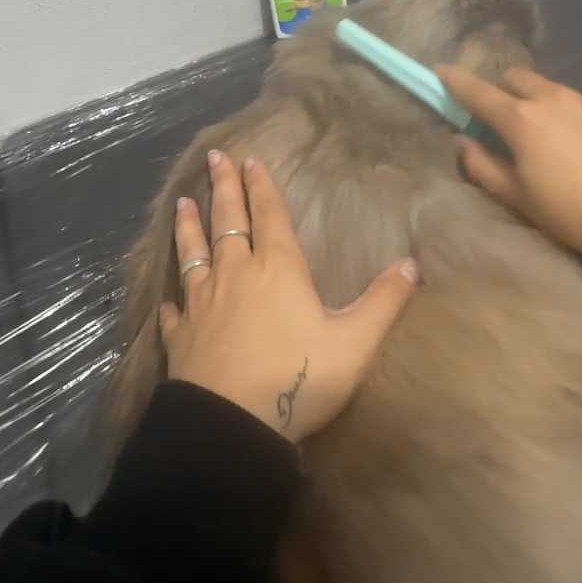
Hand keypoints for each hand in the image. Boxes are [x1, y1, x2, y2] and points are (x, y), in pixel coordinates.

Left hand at [161, 150, 419, 441]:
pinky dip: (172, 299)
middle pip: (228, 221)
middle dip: (223, 187)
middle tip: (213, 158)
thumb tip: (413, 263)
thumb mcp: (355, 342)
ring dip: (188, 226)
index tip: (250, 158)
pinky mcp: (179, 336)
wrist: (232, 424)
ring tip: (182, 202)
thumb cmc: (297, 377)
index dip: (262, 186)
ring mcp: (201, 303)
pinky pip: (173, 309)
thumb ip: (383, 302)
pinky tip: (168, 298)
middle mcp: (235, 274)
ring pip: (192, 254)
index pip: (269, 215)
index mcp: (277, 268)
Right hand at [438, 66, 581, 269]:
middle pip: (513, 78)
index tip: (439, 71)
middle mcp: (551, 97)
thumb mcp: (518, 198)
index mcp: (521, 119)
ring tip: (540, 135)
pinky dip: (561, 111)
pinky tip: (573, 142)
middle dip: (498, 91)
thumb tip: (463, 142)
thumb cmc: (573, 213)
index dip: (454, 80)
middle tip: (497, 121)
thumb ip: (483, 165)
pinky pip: (573, 100)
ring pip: (545, 87)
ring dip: (531, 100)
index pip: (477, 91)